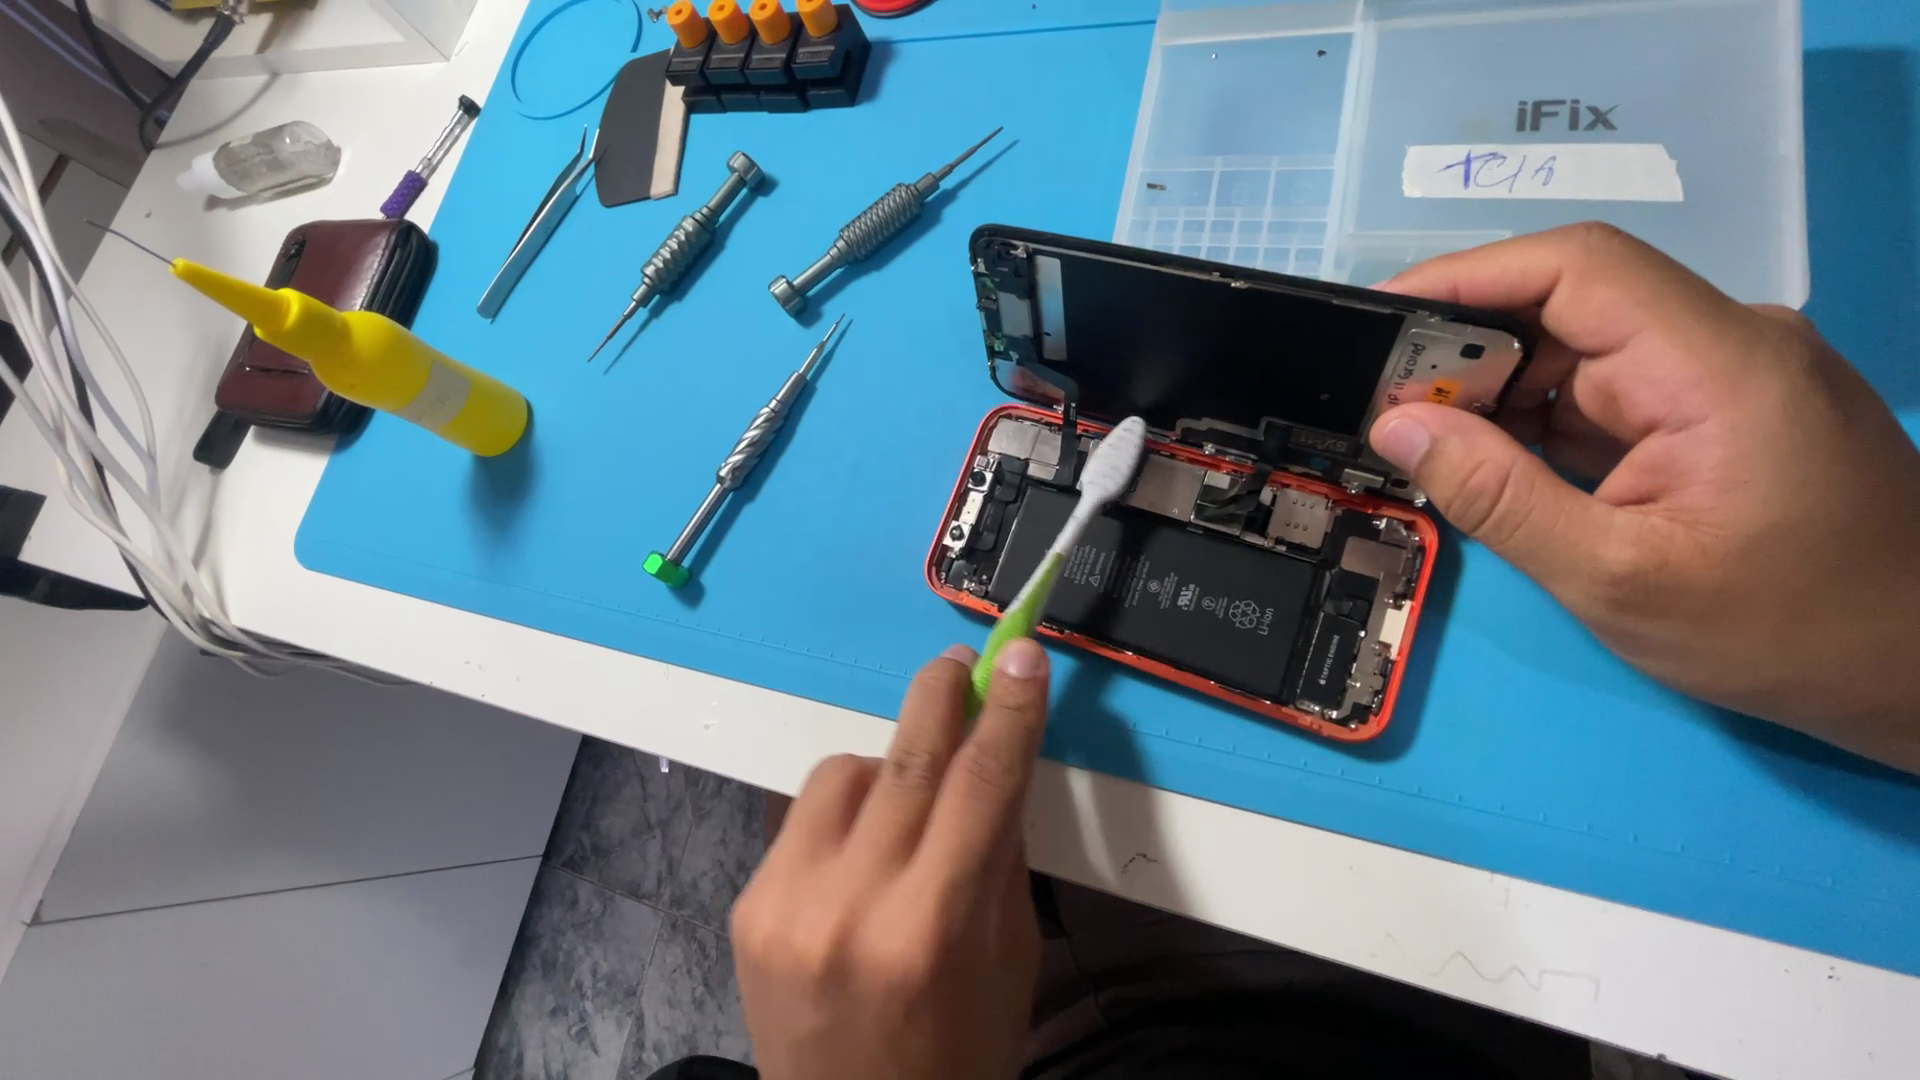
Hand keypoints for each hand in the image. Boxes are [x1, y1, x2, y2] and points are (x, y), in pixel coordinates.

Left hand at [731, 639, 1050, 1079]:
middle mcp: (855, 904)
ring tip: (910, 802)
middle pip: (908, 757)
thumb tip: (994, 753)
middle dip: (942, 691)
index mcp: (936, 928)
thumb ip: (998, 849)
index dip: (1010, 711)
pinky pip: (809, 811)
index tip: (1025, 655)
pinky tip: (861, 846)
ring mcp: (789, 901)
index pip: (984, 785)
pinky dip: (847, 807)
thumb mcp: (1010, 955)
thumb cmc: (957, 1048)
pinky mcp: (750, 902)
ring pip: (849, 771)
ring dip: (892, 765)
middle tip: (962, 660)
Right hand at [1368, 223, 1919, 771]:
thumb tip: (1394, 425)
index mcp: (1714, 365)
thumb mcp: (1615, 576)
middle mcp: (1716, 347)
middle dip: (1458, 349)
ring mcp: (1707, 380)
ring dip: (1483, 392)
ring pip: (1565, 354)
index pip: (1575, 269)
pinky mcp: (1696, 415)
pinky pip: (1585, 395)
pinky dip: (1519, 422)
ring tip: (1412, 438)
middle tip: (1377, 405)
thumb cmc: (1786, 631)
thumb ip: (1496, 497)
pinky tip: (1476, 459)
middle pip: (1561, 308)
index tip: (1378, 316)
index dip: (1465, 276)